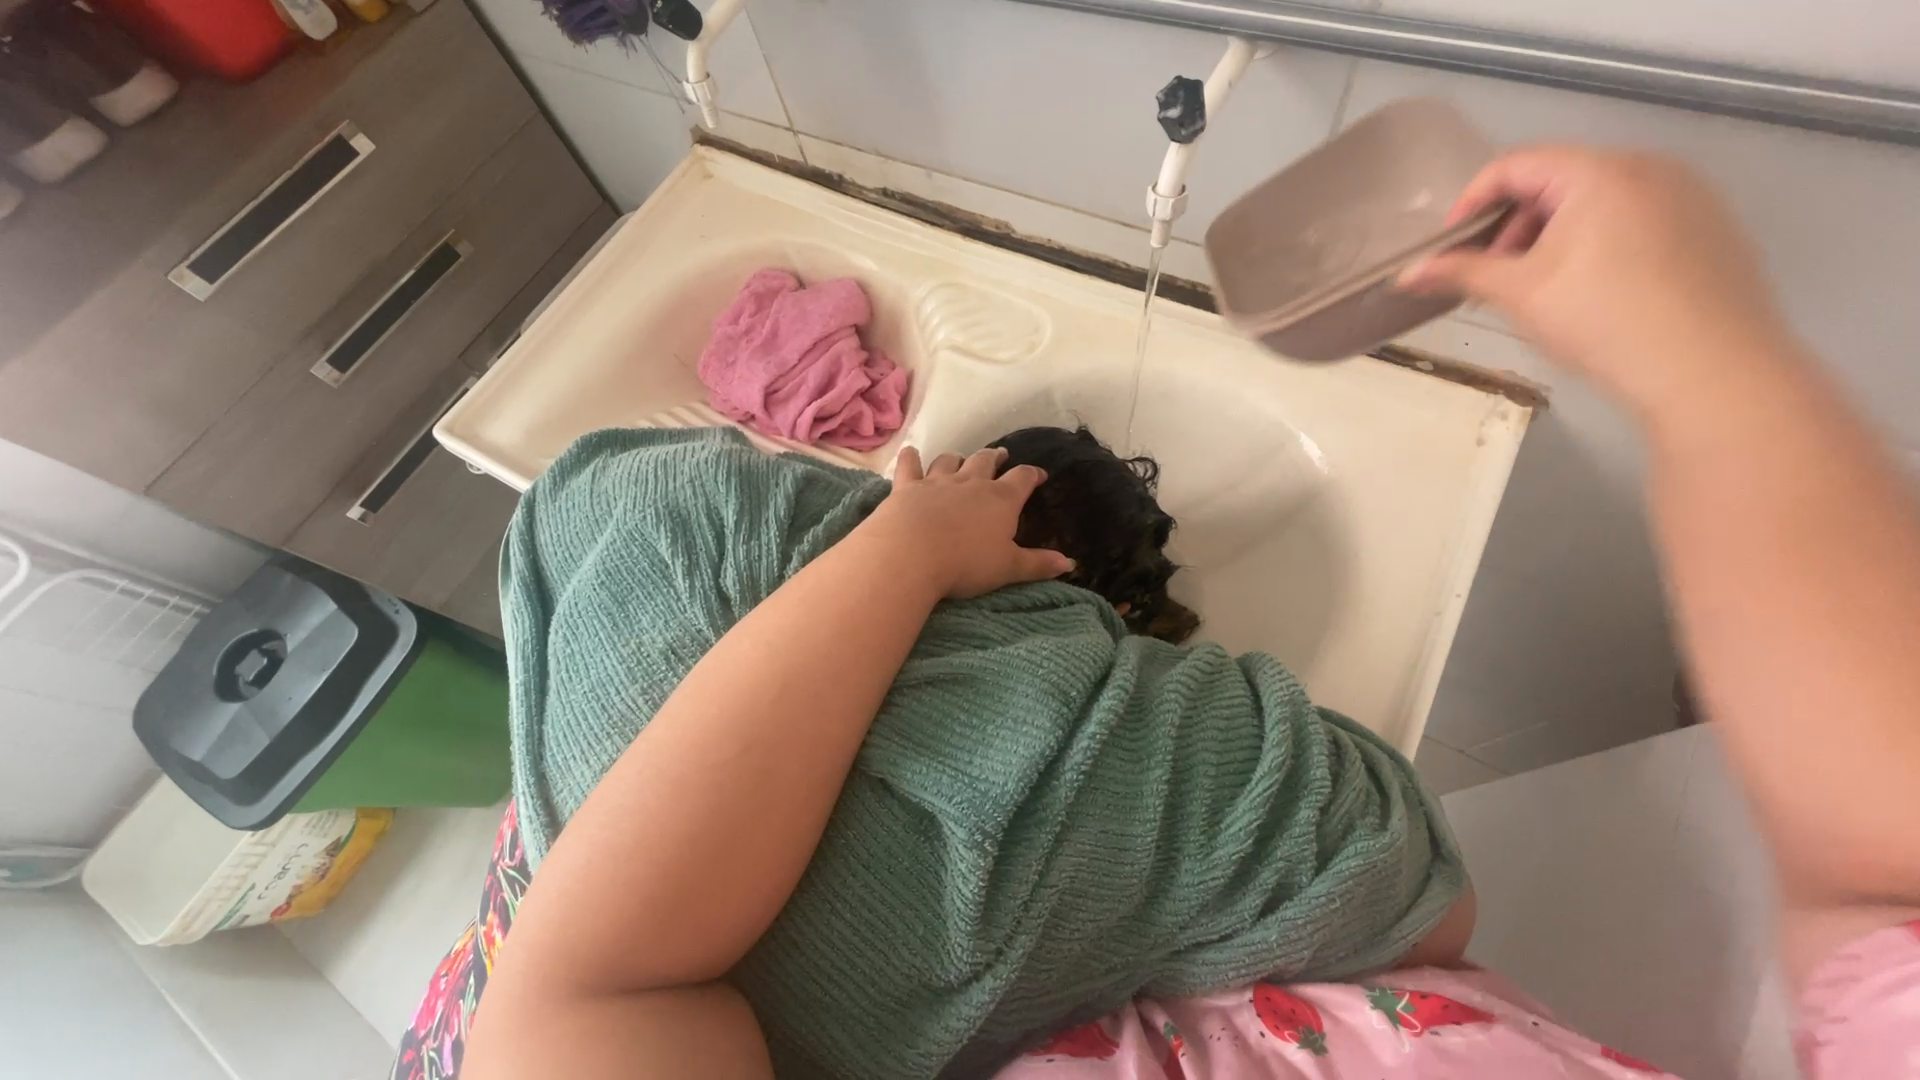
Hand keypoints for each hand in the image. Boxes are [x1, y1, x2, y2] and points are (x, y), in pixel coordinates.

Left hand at [856, 447, 1074, 599]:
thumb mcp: (1008, 568)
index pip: (1022, 479)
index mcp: (1001, 500)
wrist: (911, 555)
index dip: (1032, 475)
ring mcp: (937, 482)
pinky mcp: (907, 487)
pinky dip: (911, 458)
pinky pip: (910, 465)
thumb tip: (1070, 564)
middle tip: (999, 455)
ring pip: (950, 461)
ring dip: (957, 458)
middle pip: (985, 461)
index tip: (1039, 475)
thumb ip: (1038, 564)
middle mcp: (970, 483)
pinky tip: (911, 453)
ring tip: (960, 458)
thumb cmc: (966, 564)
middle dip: (995, 457)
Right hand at [1400, 145, 1799, 414]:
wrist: (1710, 367)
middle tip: (1494, 278)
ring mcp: (1688, 196)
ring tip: (1538, 291)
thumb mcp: (1518, 293)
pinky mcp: (1709, 228)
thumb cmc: (1602, 319)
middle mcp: (1650, 168)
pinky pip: (1634, 221)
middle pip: (1556, 181)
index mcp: (1600, 172)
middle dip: (1512, 227)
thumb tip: (1406, 273)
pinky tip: (1591, 297)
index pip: (1515, 164)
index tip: (1450, 250)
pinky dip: (1596, 246)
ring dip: (1550, 239)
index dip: (1470, 203)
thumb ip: (1460, 272)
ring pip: (1595, 203)